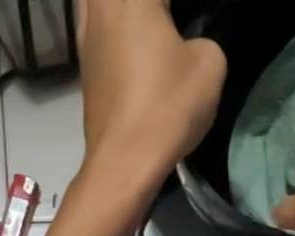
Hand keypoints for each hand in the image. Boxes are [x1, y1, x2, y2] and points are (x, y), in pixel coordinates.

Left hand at [76, 0, 225, 177]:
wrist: (124, 161)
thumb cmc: (167, 108)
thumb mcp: (210, 64)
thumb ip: (203, 38)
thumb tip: (189, 44)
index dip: (180, 11)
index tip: (191, 26)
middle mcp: (102, 5)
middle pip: (129, 0)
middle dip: (154, 9)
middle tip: (169, 20)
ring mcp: (86, 33)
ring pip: (99, 3)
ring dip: (128, 12)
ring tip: (150, 23)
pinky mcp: (83, 62)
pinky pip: (95, 21)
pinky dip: (111, 22)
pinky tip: (130, 36)